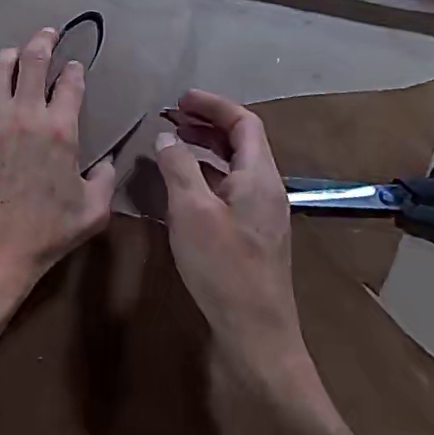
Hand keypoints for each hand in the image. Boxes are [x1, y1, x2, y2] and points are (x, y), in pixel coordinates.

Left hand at [0, 28, 116, 302]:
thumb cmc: (47, 232)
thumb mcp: (94, 211)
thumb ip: (108, 179)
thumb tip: (108, 161)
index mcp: (60, 129)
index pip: (70, 81)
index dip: (75, 69)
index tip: (76, 67)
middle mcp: (26, 115)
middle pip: (32, 58)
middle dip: (44, 40)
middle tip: (49, 33)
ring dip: (12, 54)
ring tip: (19, 53)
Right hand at [155, 90, 301, 361]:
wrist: (257, 335)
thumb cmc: (224, 268)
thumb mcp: (192, 212)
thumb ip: (178, 167)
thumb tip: (166, 138)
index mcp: (259, 175)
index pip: (244, 122)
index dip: (214, 105)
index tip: (181, 99)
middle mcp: (267, 188)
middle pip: (241, 141)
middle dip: (207, 124)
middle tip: (173, 117)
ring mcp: (262, 213)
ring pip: (235, 166)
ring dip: (206, 149)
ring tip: (174, 143)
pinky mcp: (253, 234)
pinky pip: (231, 188)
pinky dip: (208, 175)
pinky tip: (182, 186)